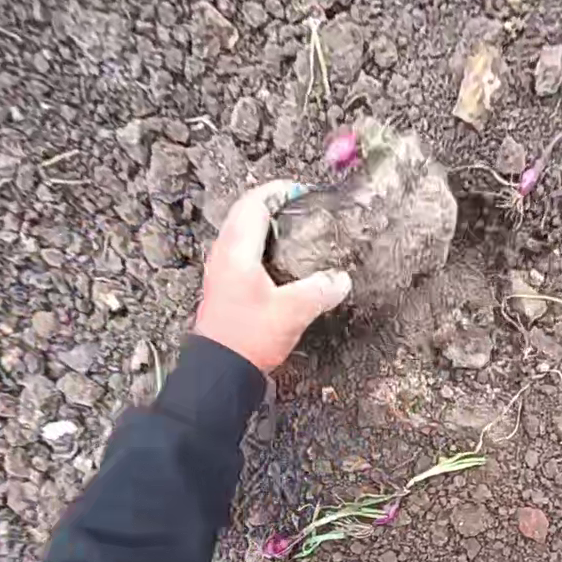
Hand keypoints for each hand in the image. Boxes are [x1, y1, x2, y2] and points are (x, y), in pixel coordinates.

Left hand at [191, 180, 351, 372]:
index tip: (302, 191)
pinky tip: (280, 262)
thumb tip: (341, 279)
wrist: (221, 370)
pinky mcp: (225, 287)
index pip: (254, 204)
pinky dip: (261, 246)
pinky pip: (242, 253)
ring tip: (293, 231)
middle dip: (272, 204)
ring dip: (265, 225)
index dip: (278, 191)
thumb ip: (319, 290)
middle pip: (245, 214)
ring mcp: (222, 271)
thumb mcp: (292, 311)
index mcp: (236, 250)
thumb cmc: (249, 337)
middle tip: (300, 207)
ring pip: (242, 233)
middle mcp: (224, 254)